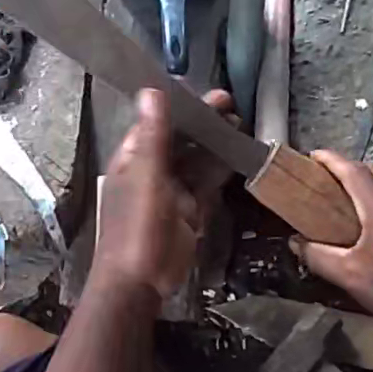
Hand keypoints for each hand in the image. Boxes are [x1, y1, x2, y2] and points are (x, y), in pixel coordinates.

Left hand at [92, 87, 232, 300]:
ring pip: (196, 160)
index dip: (178, 104)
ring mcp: (172, 191)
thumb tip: (151, 90)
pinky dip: (219, 170)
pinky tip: (237, 155)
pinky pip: (206, 184)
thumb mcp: (146, 176)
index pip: (156, 121)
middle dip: (203, 122)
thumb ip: (153, 135)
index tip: (202, 91)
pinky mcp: (189, 210)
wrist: (141, 280)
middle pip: (180, 139)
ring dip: (214, 144)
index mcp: (133, 157)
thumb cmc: (137, 225)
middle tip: (230, 105)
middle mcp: (152, 169)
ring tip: (239, 125)